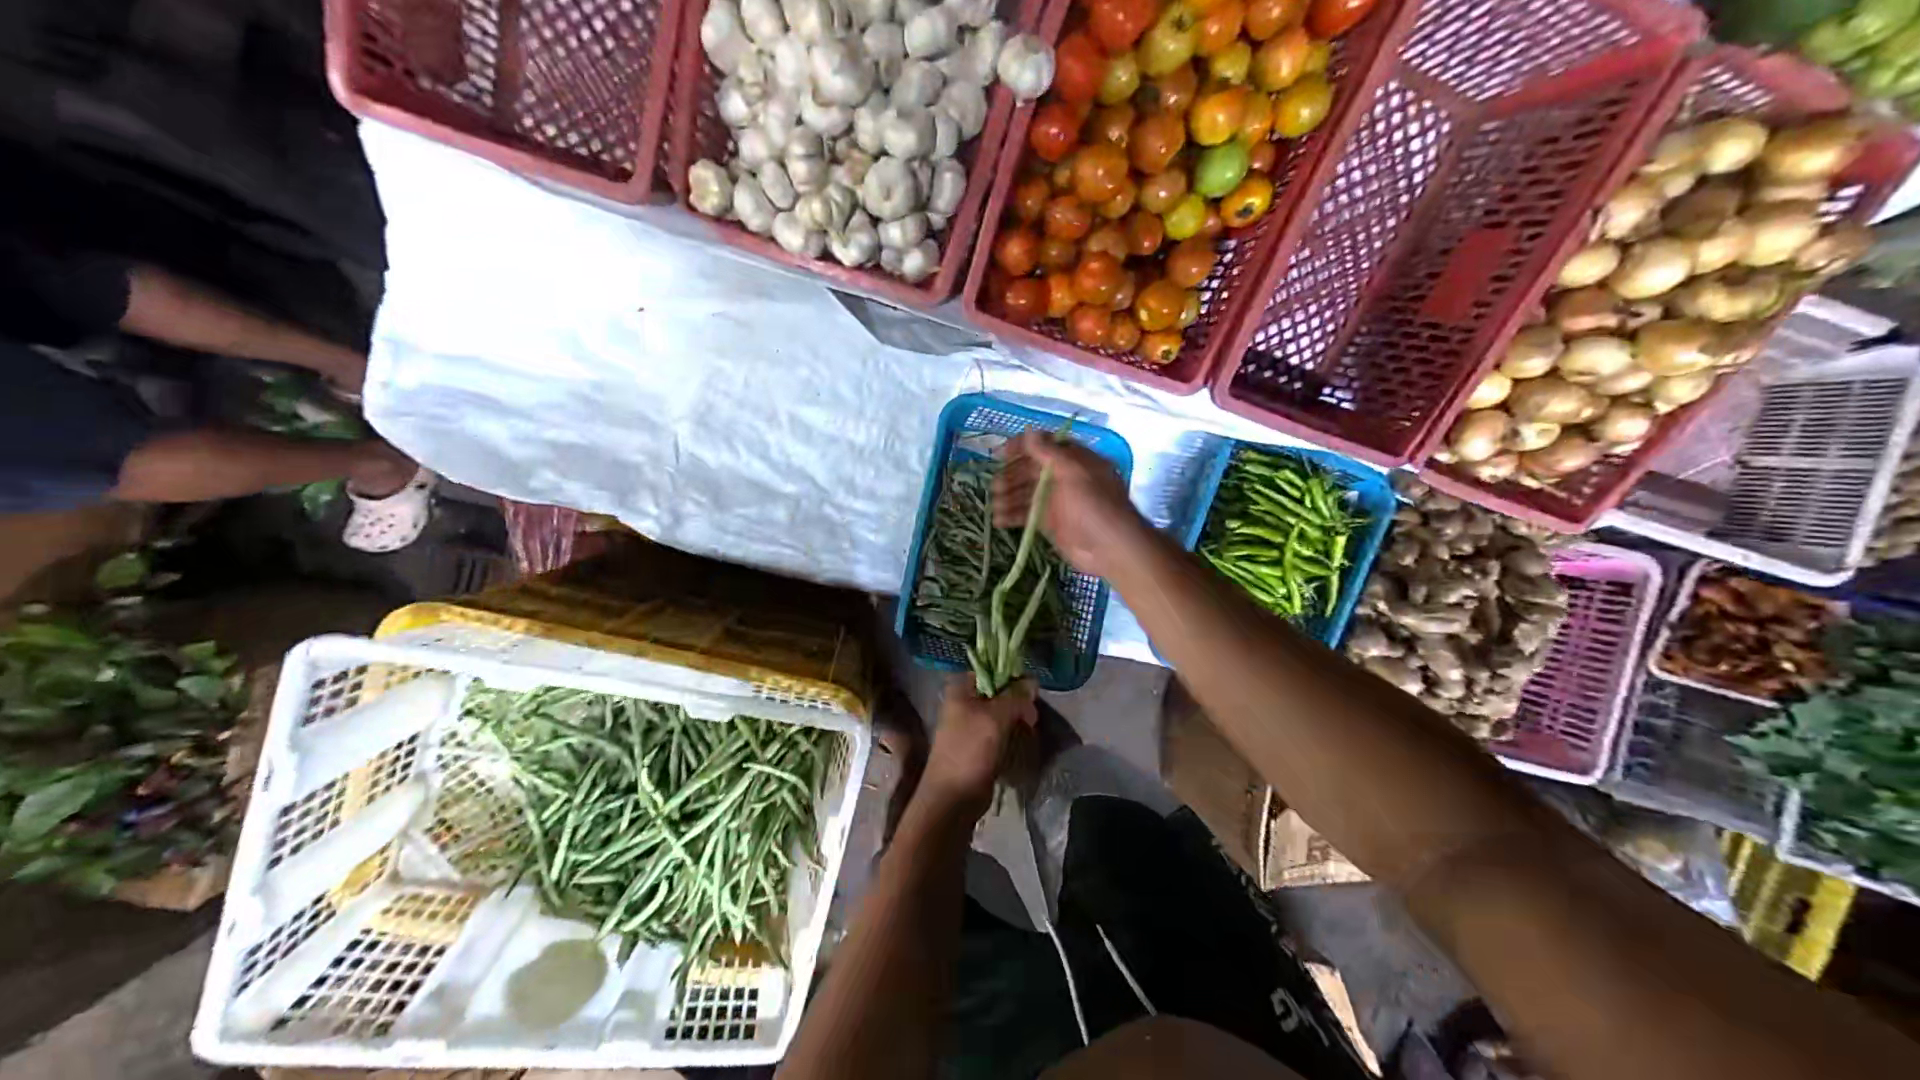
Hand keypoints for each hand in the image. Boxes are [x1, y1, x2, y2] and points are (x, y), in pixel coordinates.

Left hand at [921, 676, 1037, 814]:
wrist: (953, 797)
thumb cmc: (970, 750)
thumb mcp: (995, 717)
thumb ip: (1015, 697)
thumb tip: (1033, 681)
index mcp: (960, 689)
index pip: (989, 670)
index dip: (1010, 675)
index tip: (1031, 686)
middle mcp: (963, 703)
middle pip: (996, 692)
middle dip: (1017, 699)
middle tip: (1033, 712)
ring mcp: (970, 726)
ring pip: (1000, 713)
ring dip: (1016, 718)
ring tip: (1031, 726)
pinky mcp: (978, 746)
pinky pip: (999, 732)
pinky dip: (1011, 734)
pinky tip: (1022, 739)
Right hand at [993, 433, 1146, 576]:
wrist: (1111, 548)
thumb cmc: (1095, 505)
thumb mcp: (1073, 473)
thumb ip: (1049, 452)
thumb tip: (1029, 431)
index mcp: (1073, 460)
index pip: (1043, 446)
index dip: (1021, 448)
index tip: (1000, 455)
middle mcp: (1064, 478)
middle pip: (1030, 471)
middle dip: (1011, 476)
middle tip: (995, 487)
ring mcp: (1057, 502)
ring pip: (1026, 493)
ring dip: (1008, 497)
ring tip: (995, 506)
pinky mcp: (1051, 523)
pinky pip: (1027, 515)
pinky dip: (1012, 516)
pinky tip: (999, 521)